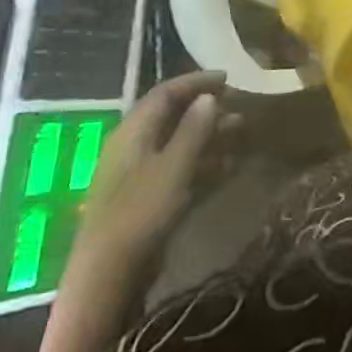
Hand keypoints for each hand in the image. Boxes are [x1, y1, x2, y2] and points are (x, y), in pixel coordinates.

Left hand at [71, 71, 229, 279]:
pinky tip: (231, 165)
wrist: (110, 273)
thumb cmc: (140, 212)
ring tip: (242, 132)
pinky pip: (182, 171)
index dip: (196, 82)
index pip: (165, 94)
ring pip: (180, 145)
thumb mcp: (172, 168)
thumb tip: (209, 97)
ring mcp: (142, 174)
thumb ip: (192, 131)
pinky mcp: (151, 200)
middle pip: (173, 117)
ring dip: (210, 136)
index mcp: (133, 131)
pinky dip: (205, 164)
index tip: (229, 78)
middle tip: (240, 106)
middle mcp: (136, 147)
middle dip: (207, 109)